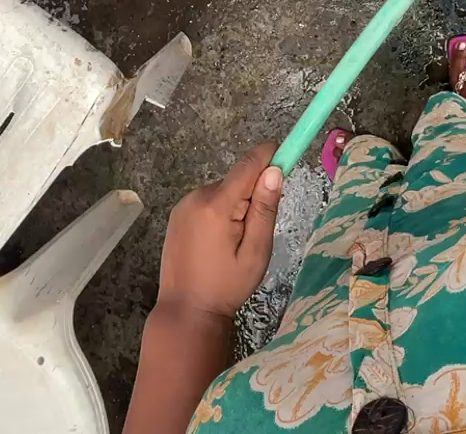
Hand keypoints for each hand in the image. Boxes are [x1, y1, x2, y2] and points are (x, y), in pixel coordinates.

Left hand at [156, 142, 283, 321]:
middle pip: (236, 179)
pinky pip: (209, 200)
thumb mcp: (255, 252)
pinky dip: (221, 210)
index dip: (269, 155)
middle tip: (259, 227)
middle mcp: (197, 196)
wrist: (185, 312)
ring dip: (236, 203)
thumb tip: (275, 171)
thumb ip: (264, 210)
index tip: (287, 154)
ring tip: (236, 241)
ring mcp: (184, 204)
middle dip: (253, 192)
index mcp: (217, 205)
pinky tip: (218, 241)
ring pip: (223, 190)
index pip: (248, 165)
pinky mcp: (178, 213)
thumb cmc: (226, 286)